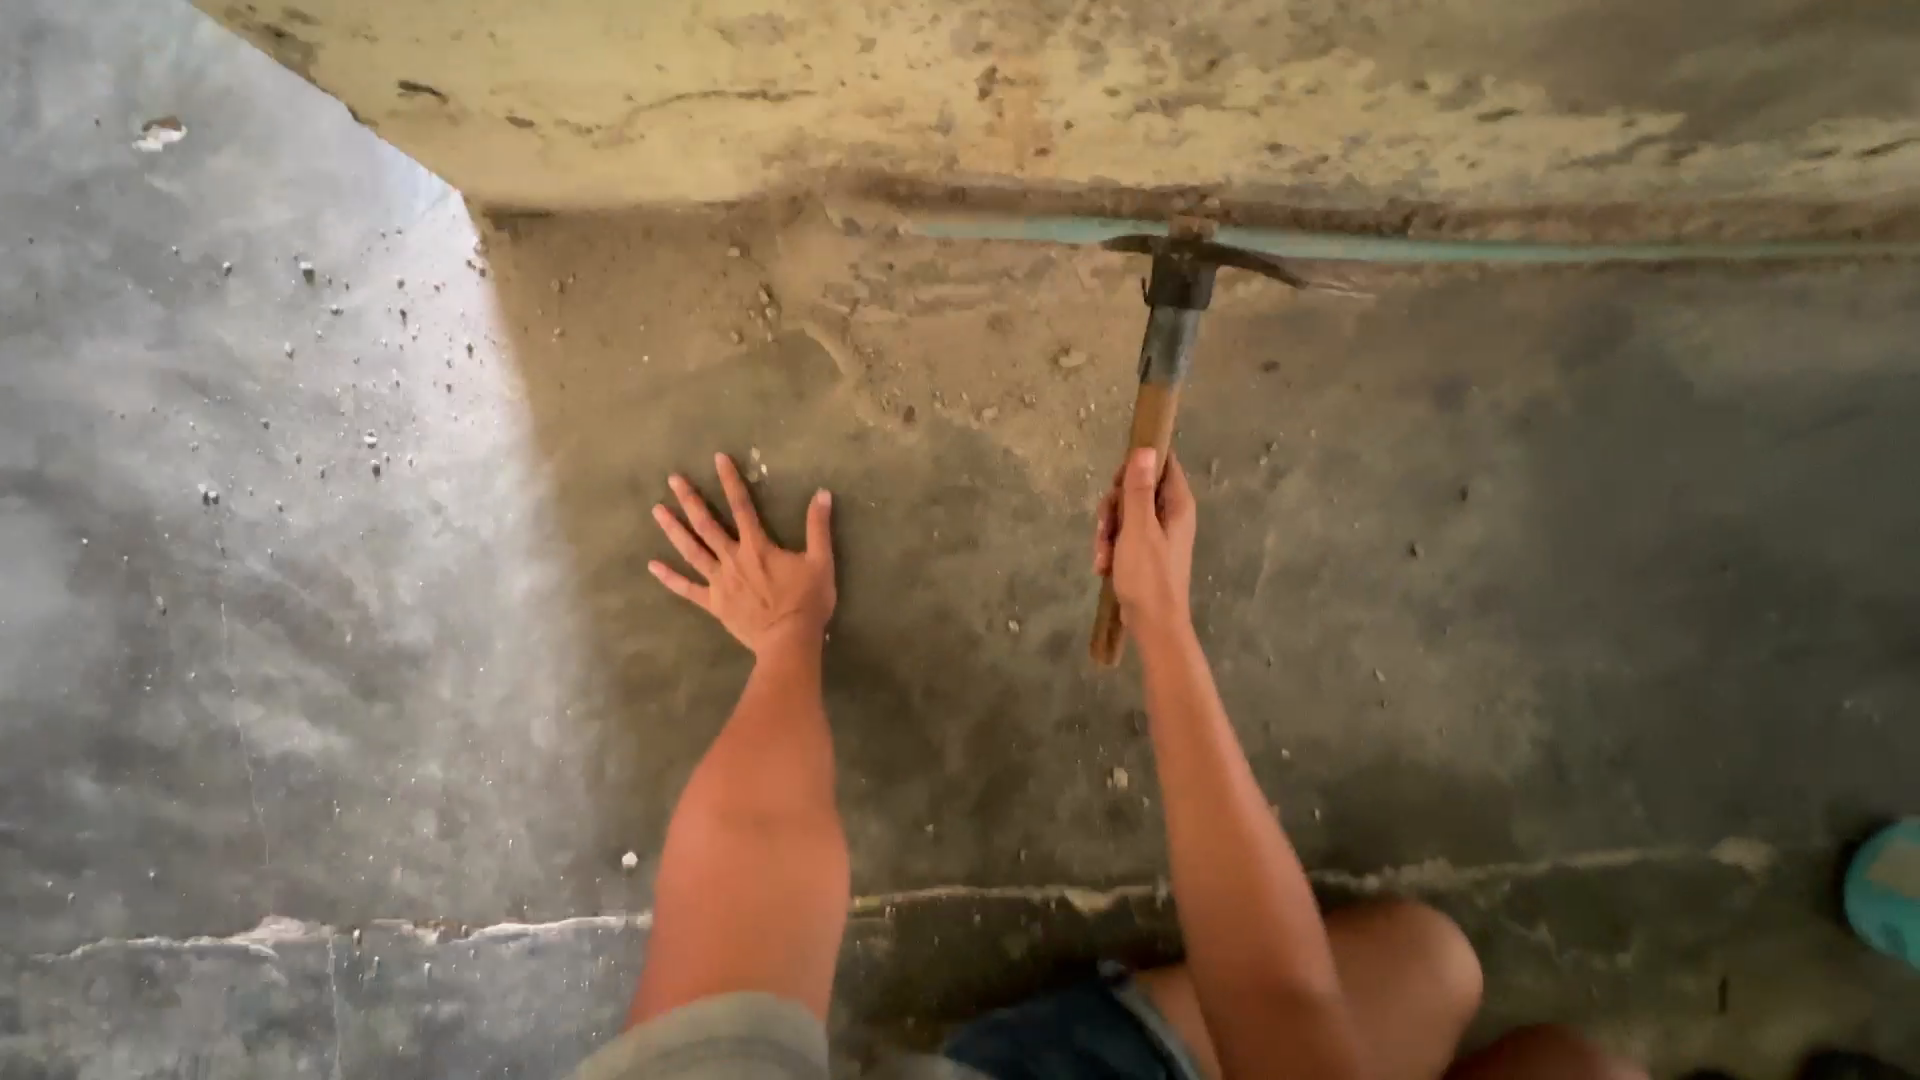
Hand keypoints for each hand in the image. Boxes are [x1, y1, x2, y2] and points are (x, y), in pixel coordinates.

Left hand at [649, 453, 835, 655]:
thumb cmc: (807, 601)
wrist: (789, 640)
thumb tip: (822, 493)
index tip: (718, 459)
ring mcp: (720, 582)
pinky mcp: (714, 604)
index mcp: (757, 547)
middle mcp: (733, 559)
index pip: (742, 506)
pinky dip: (670, 578)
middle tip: (673, 479)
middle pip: (707, 525)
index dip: (730, 481)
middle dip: (690, 500)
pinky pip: (688, 589)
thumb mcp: (821, 561)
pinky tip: (653, 566)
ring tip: (657, 510)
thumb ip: (818, 527)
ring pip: (692, 551)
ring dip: (674, 529)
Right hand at [1095, 448, 1196, 638]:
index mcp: (1177, 504)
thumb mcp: (1138, 529)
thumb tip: (1145, 449)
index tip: (1118, 484)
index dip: (1136, 466)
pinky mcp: (1146, 552)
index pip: (1162, 464)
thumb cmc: (1148, 576)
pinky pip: (1123, 536)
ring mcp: (1158, 534)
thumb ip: (1139, 489)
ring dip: (1107, 532)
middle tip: (1105, 527)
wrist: (1153, 624)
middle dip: (1113, 508)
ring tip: (1102, 555)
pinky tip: (1103, 565)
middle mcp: (1172, 515)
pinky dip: (1111, 548)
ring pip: (1125, 514)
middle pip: (1136, 489)